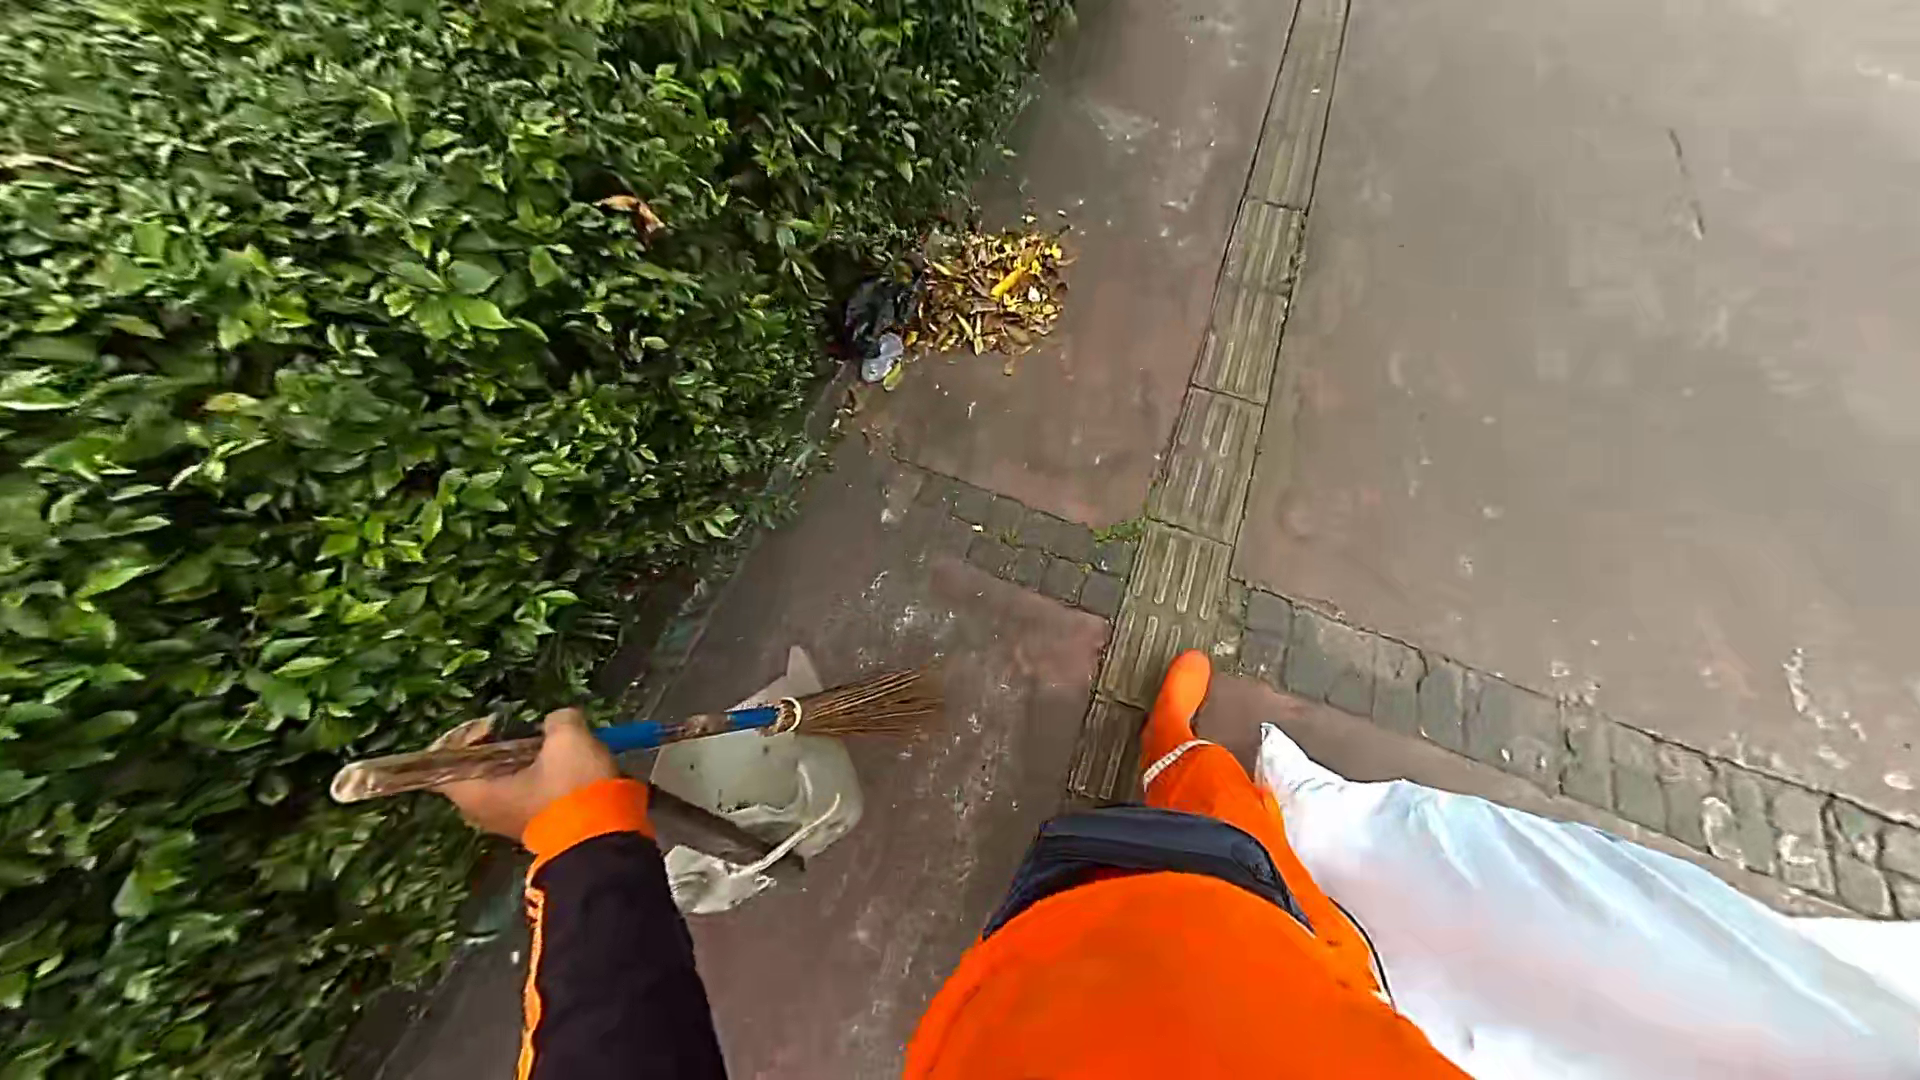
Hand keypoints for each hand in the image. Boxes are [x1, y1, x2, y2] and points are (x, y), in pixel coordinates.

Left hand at [436, 707, 619, 839]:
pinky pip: (528, 792)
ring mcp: (509, 822)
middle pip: (480, 771)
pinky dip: (541, 775)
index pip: (446, 764)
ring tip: (554, 743)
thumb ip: (558, 720)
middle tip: (529, 729)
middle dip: (503, 747)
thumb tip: (558, 722)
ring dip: (527, 761)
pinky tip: (567, 762)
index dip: (466, 737)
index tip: (496, 722)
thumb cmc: (571, 785)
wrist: (603, 832)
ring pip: (508, 782)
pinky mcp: (536, 825)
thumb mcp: (568, 739)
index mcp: (475, 794)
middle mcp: (483, 813)